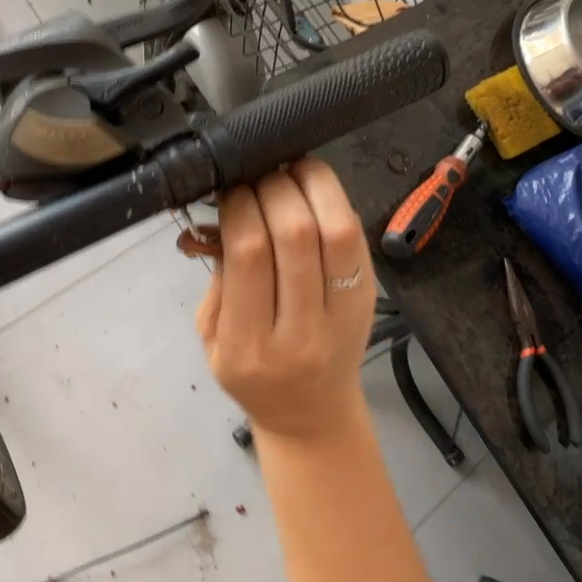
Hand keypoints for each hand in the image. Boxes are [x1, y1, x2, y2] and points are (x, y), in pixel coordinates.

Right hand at [196, 158, 376, 439]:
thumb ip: (218, 281)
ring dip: (313, 186)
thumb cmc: (251, 377)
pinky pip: (357, 241)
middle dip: (273, 188)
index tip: (230, 188)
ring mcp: (343, 317)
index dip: (239, 205)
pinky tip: (317, 190)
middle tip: (259, 174)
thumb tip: (224, 212)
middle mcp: (301, 333)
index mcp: (249, 346)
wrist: (311, 415)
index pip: (248, 254)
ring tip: (291, 167)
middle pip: (294, 235)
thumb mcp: (212, 340)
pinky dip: (336, 204)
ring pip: (337, 232)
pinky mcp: (369, 300)